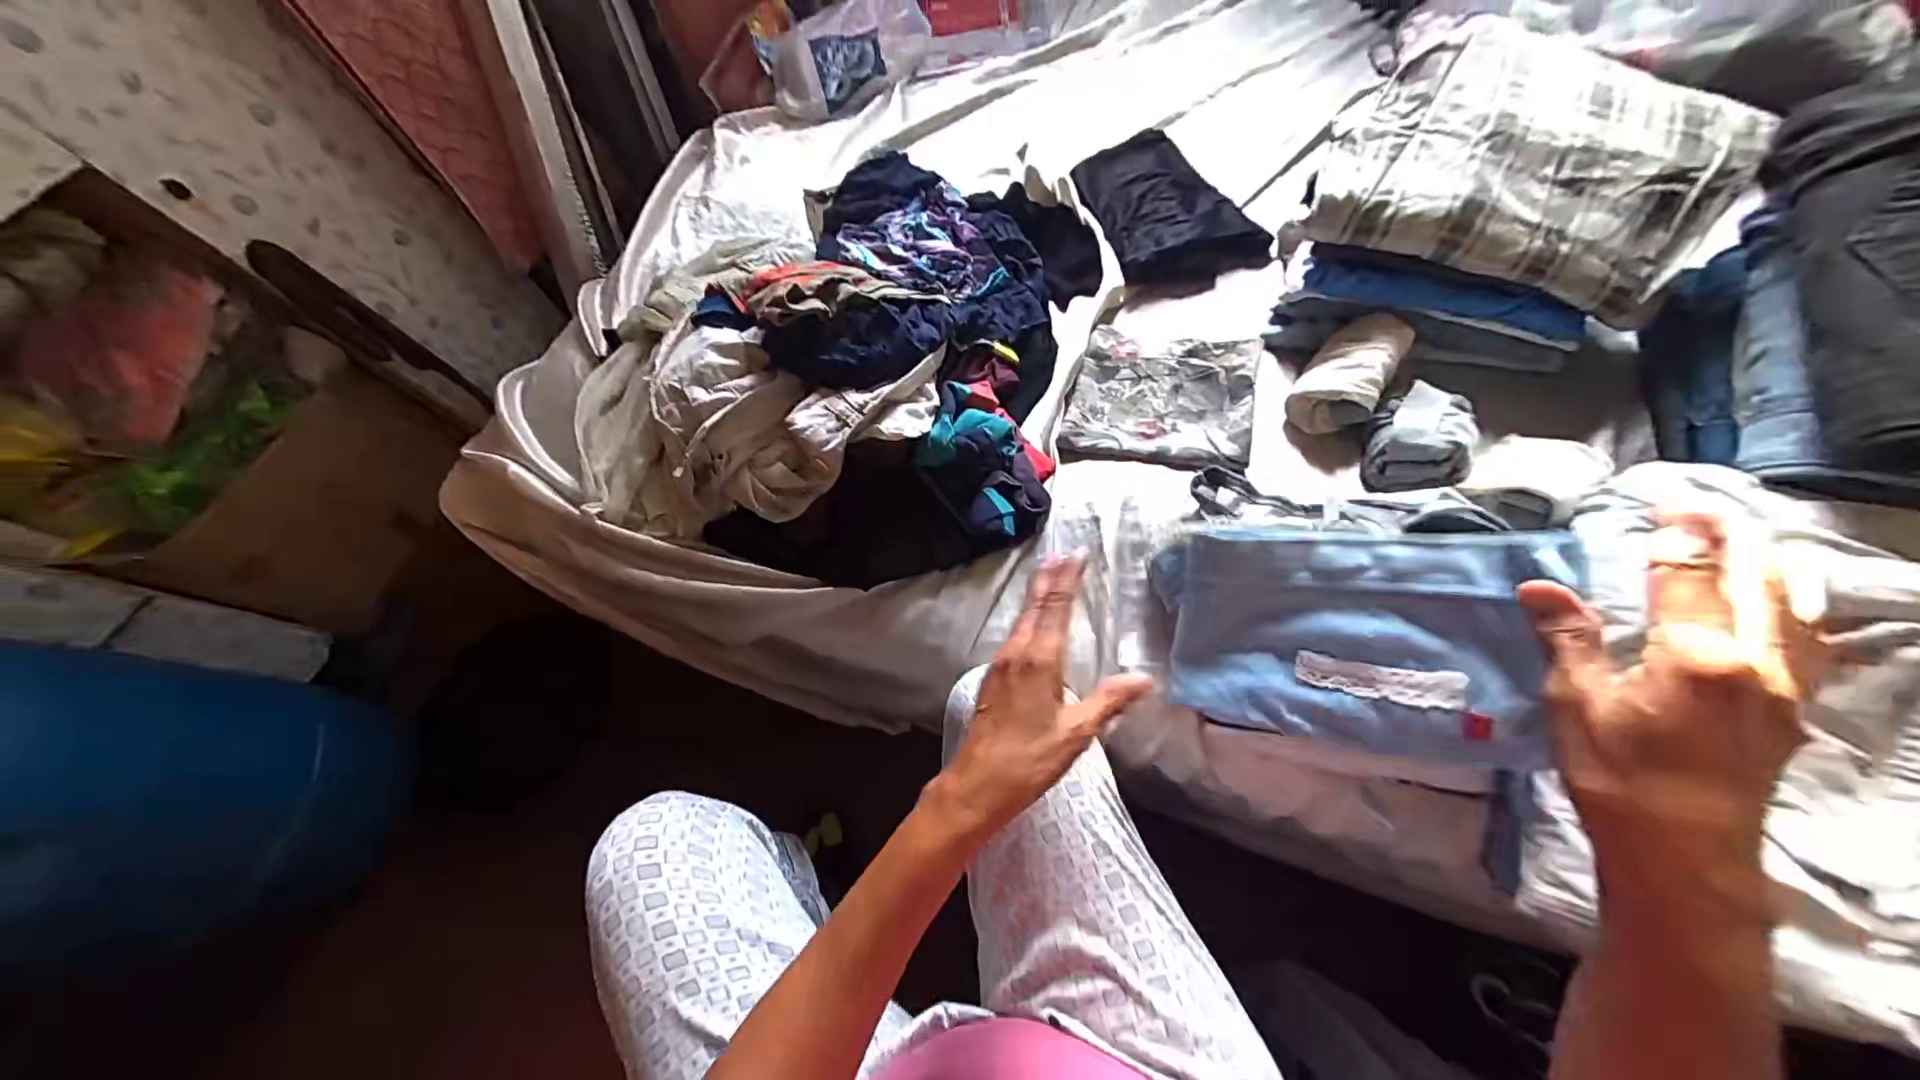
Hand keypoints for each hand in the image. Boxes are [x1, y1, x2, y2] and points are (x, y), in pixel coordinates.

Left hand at [928, 553, 1153, 837]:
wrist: (977, 783)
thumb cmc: (1029, 760)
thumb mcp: (1076, 733)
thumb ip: (1108, 701)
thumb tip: (1144, 678)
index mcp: (1039, 660)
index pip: (1056, 607)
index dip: (1067, 579)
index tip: (1076, 554)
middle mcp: (1016, 653)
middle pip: (1035, 605)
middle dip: (1049, 577)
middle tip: (1062, 552)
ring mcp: (1000, 663)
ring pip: (1022, 618)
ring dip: (1037, 594)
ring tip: (1049, 574)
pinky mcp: (993, 677)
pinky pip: (1014, 634)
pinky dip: (1027, 616)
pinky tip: (1032, 621)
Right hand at [1517, 514, 1819, 868]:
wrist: (1682, 849)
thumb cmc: (1616, 772)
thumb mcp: (1577, 702)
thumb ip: (1568, 638)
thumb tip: (1539, 585)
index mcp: (1697, 656)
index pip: (1687, 578)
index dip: (1678, 538)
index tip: (1668, 506)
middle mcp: (1756, 662)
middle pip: (1756, 584)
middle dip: (1735, 541)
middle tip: (1710, 511)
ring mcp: (1786, 688)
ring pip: (1797, 610)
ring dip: (1776, 569)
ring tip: (1760, 543)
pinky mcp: (1792, 710)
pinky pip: (1810, 644)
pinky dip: (1798, 611)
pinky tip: (1789, 608)